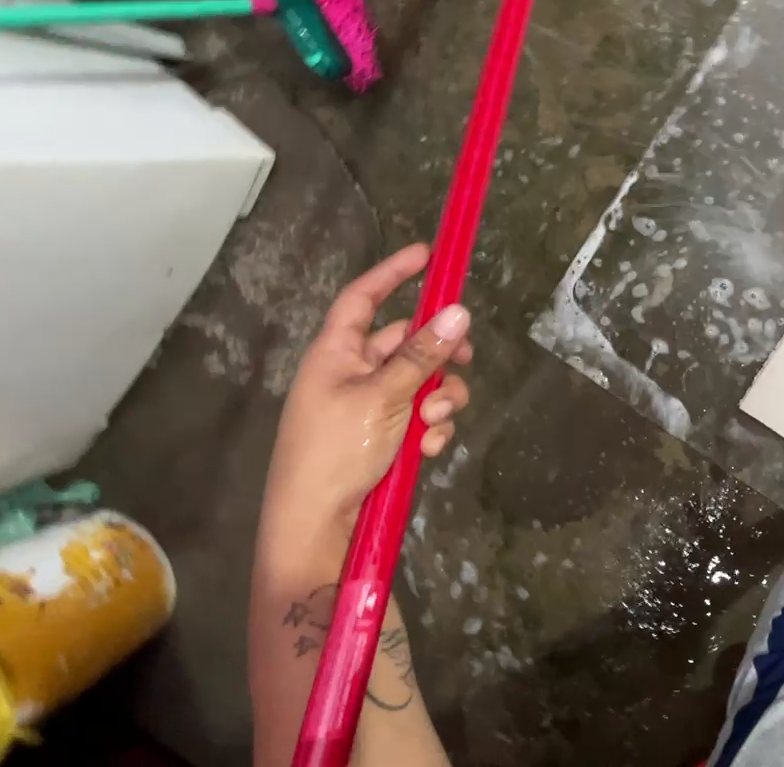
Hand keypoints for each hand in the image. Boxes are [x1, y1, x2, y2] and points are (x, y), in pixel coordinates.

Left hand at [267, 243, 472, 524]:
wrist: (317, 528)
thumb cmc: (336, 451)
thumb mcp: (384, 396)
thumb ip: (424, 354)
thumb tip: (461, 310)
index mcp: (336, 355)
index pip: (362, 299)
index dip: (392, 274)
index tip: (427, 256)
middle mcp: (353, 374)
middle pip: (407, 342)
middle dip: (439, 351)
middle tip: (466, 355)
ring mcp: (372, 406)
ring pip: (424, 380)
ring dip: (441, 397)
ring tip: (437, 421)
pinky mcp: (388, 435)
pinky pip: (422, 415)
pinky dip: (432, 427)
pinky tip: (428, 449)